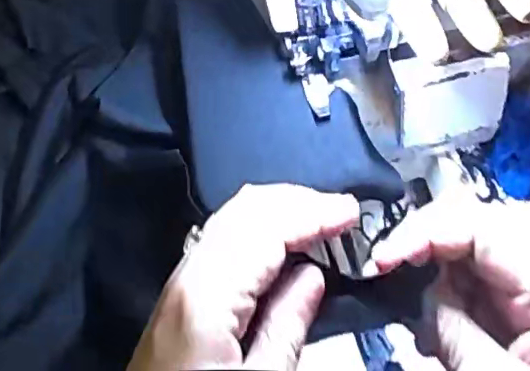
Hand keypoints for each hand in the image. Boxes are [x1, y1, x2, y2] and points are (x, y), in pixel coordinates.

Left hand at [128, 184, 359, 370]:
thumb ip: (287, 328)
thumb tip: (313, 275)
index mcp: (208, 298)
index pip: (269, 227)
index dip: (314, 212)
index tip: (351, 213)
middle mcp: (189, 276)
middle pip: (248, 208)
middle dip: (299, 202)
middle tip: (341, 214)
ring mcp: (179, 283)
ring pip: (233, 215)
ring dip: (280, 208)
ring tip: (319, 221)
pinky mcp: (178, 297)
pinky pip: (224, 235)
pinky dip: (259, 224)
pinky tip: (282, 241)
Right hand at [372, 200, 529, 370]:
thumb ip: (462, 337)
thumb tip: (419, 296)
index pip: (480, 229)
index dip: (429, 232)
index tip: (387, 256)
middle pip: (468, 234)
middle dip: (423, 243)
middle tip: (383, 267)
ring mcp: (517, 304)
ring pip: (459, 262)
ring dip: (424, 272)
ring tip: (395, 293)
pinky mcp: (505, 328)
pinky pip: (461, 297)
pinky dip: (434, 304)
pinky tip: (422, 325)